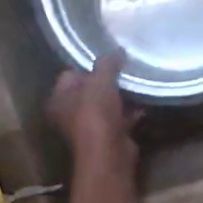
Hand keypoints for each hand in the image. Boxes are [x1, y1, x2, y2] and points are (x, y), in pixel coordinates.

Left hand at [47, 54, 139, 171]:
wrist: (109, 152)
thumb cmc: (96, 113)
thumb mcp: (101, 81)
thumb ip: (108, 63)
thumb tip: (118, 49)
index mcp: (59, 98)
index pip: (70, 74)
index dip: (88, 65)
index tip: (109, 58)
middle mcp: (69, 113)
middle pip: (89, 89)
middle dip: (108, 80)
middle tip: (126, 68)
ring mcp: (88, 126)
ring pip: (105, 104)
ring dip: (121, 96)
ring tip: (137, 83)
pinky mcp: (107, 136)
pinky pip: (119, 118)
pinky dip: (130, 112)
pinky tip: (143, 103)